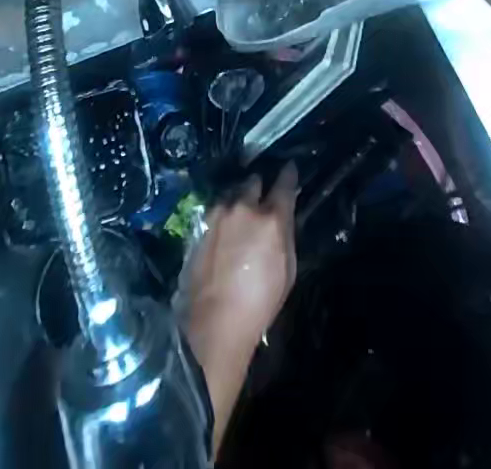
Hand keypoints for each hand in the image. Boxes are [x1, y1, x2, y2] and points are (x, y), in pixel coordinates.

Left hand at [177, 164, 298, 350]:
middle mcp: (244, 207)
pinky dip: (224, 212)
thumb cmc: (261, 302)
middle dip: (260, 185)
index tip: (290, 168)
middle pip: (254, 181)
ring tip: (242, 210)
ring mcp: (219, 214)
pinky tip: (226, 226)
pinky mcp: (200, 224)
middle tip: (263, 195)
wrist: (216, 321)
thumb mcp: (287, 270)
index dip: (288, 174)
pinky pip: (217, 209)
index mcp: (272, 219)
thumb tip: (283, 219)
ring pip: (232, 194)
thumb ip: (286, 236)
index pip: (284, 184)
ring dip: (239, 198)